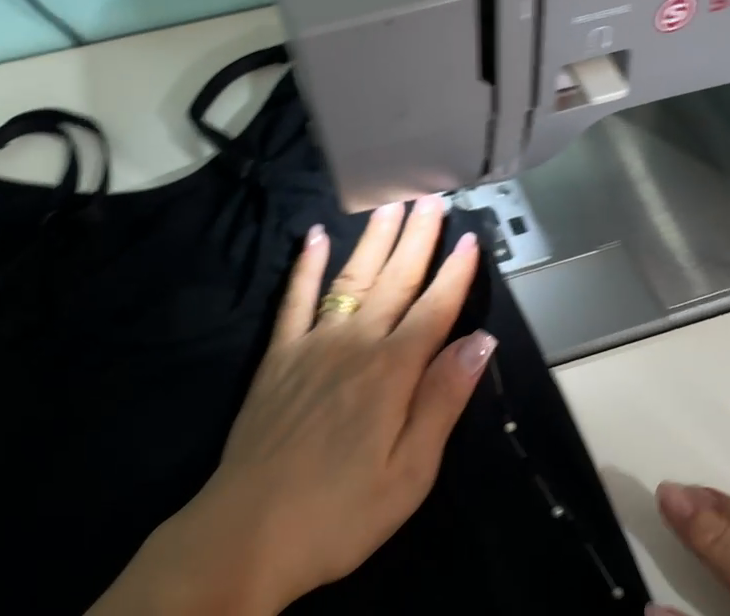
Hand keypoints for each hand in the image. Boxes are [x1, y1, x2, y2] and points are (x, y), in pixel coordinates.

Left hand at [91, 195, 495, 615]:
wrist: (249, 529)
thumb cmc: (340, 513)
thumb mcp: (409, 474)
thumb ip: (442, 401)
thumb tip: (480, 341)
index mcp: (392, 372)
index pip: (434, 310)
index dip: (455, 274)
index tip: (471, 238)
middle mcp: (354, 344)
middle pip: (394, 281)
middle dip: (417, 239)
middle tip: (432, 199)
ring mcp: (311, 344)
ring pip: (350, 278)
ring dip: (373, 240)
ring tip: (390, 205)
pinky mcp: (278, 355)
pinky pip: (294, 299)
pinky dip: (306, 265)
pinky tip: (315, 237)